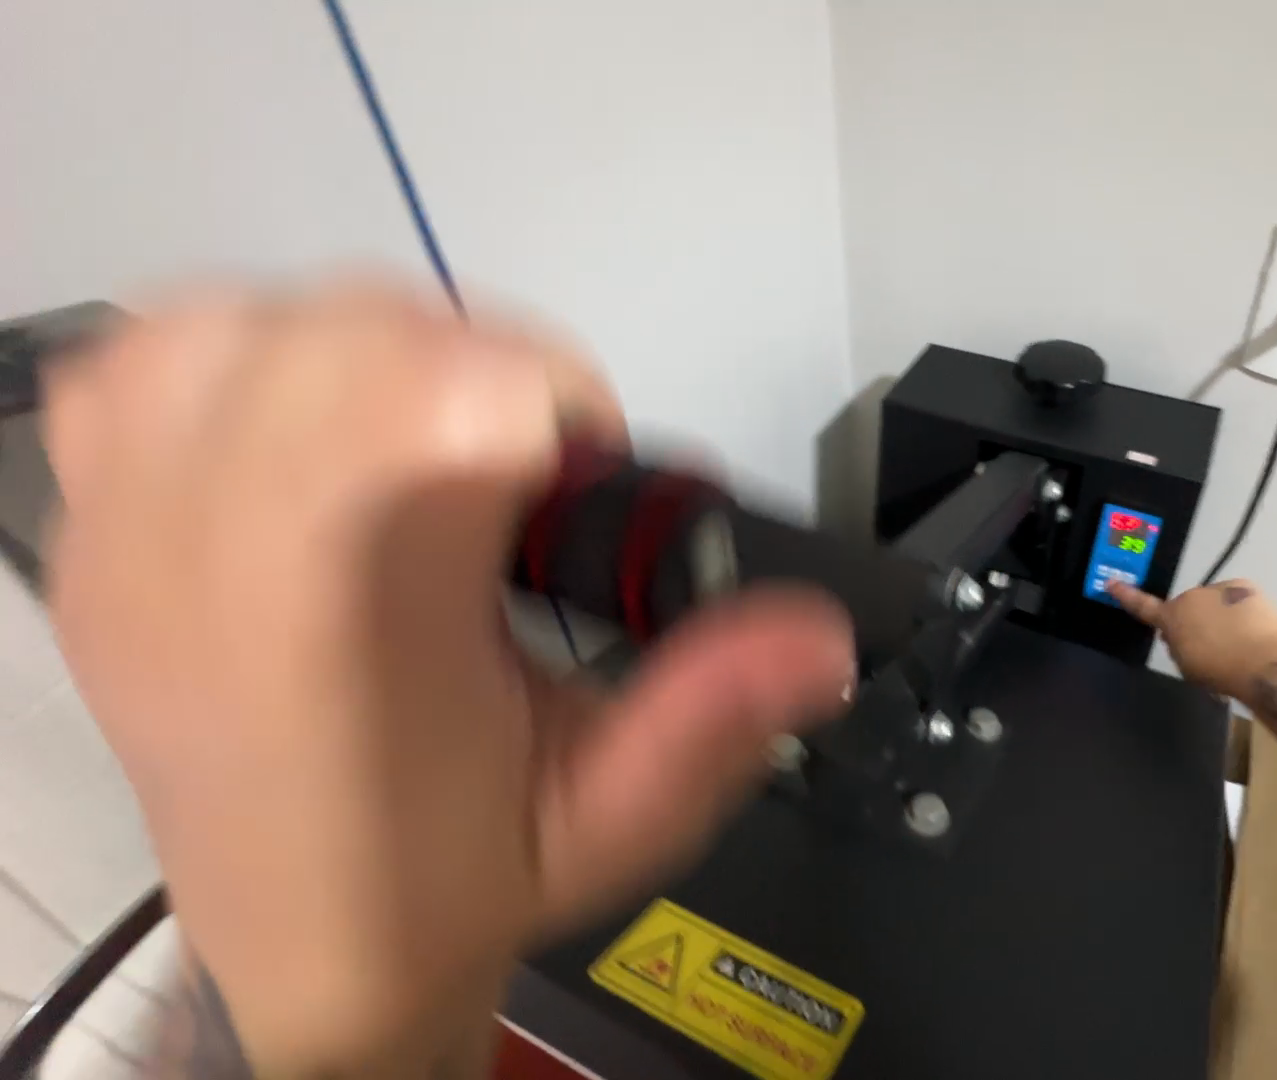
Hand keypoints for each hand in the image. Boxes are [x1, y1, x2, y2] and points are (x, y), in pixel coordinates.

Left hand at [44, 281, 854, 1073]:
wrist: (306, 926)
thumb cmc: (467, 869)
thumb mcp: (624, 816)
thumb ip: (720, 718)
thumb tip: (825, 634)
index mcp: (352, 640)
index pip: (409, 414)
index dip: (529, 393)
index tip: (586, 460)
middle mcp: (213, 568)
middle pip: (346, 340)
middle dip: (485, 368)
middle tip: (536, 464)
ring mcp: (126, 528)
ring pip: (253, 321)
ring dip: (386, 350)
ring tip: (448, 442)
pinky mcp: (97, 511)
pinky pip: (162, 347)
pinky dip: (271, 349)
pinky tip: (336, 427)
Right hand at [1107, 579, 1276, 700]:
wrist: (1264, 664)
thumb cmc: (1220, 671)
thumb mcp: (1187, 666)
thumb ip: (1177, 646)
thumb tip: (1179, 635)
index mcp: (1172, 618)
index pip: (1143, 606)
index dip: (1126, 596)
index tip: (1111, 583)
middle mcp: (1191, 597)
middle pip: (1188, 608)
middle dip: (1195, 622)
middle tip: (1211, 646)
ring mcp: (1219, 590)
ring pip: (1214, 603)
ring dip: (1220, 617)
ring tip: (1239, 642)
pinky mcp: (1245, 587)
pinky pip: (1237, 599)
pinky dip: (1242, 611)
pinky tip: (1253, 631)